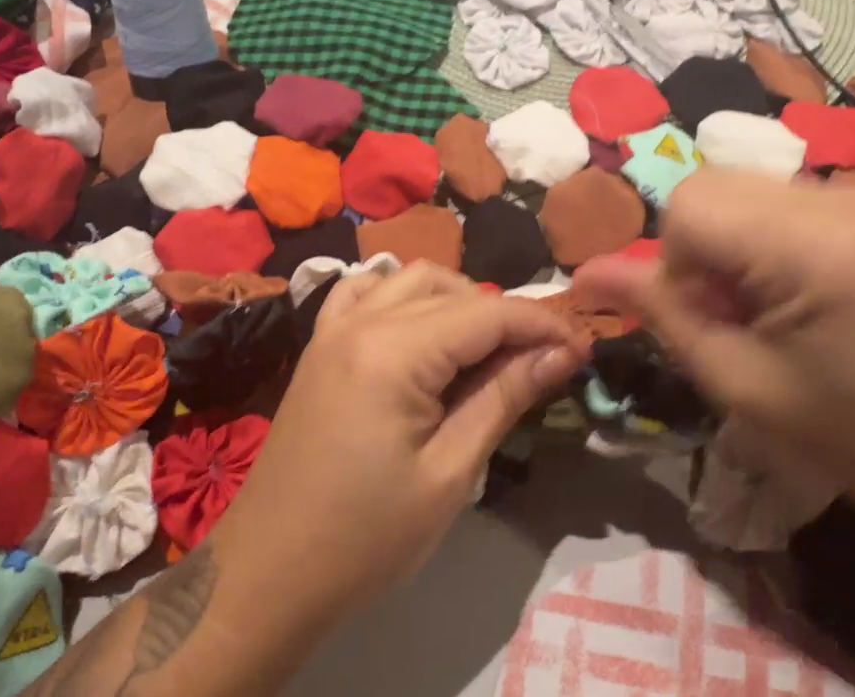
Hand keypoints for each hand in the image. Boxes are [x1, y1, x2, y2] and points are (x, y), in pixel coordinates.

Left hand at [205, 263, 584, 642]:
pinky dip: (404, 298)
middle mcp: (361, 322)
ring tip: (489, 351)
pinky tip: (423, 333)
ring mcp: (332, 330)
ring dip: (459, 301)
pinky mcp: (319, 348)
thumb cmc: (366, 537)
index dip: (542, 326)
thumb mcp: (450, 472)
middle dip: (507, 316)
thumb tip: (562, 354)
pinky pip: (365, 293)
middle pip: (454, 292)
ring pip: (411, 280)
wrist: (270, 573)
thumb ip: (504, 398)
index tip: (583, 348)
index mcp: (393, 352)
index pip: (488, 314)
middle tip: (543, 361)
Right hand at [574, 169, 854, 501]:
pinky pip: (773, 196)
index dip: (674, 263)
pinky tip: (787, 288)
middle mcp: (840, 198)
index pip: (689, 205)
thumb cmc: (840, 430)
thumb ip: (660, 311)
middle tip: (728, 312)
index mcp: (813, 246)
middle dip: (696, 247)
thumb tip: (584, 271)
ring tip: (760, 303)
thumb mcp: (734, 380)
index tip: (702, 316)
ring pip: (736, 187)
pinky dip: (756, 234)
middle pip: (710, 186)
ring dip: (724, 239)